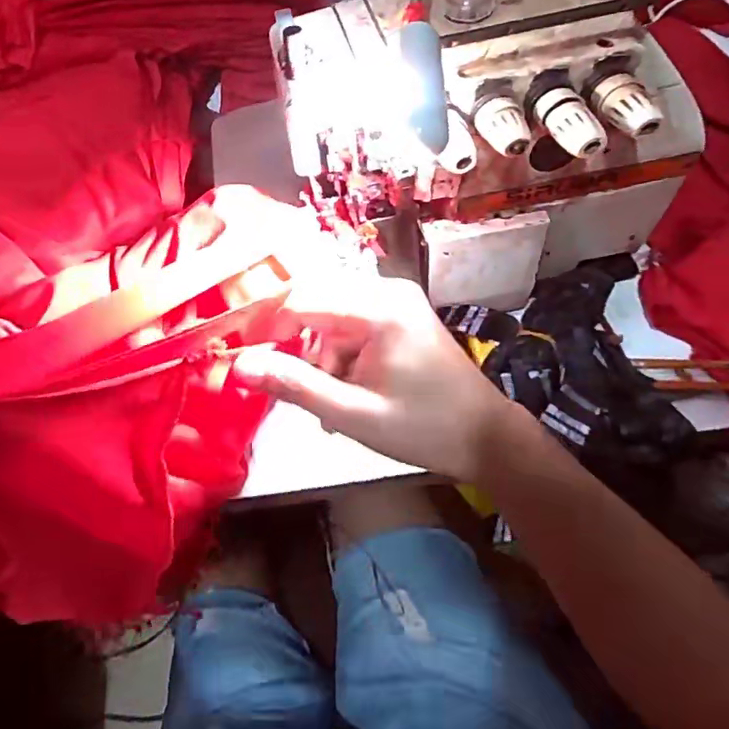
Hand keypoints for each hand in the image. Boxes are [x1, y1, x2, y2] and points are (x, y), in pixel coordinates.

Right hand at [231, 275, 521, 480]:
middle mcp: (388, 291)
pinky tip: (349, 390)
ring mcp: (397, 300)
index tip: (255, 364)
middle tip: (303, 391)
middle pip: (316, 306)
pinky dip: (341, 356)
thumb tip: (241, 366)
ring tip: (333, 405)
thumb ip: (296, 386)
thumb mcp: (354, 414)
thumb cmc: (424, 428)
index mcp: (380, 308)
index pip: (303, 301)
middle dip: (302, 349)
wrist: (486, 438)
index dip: (272, 330)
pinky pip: (352, 325)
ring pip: (331, 318)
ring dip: (323, 358)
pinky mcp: (400, 315)